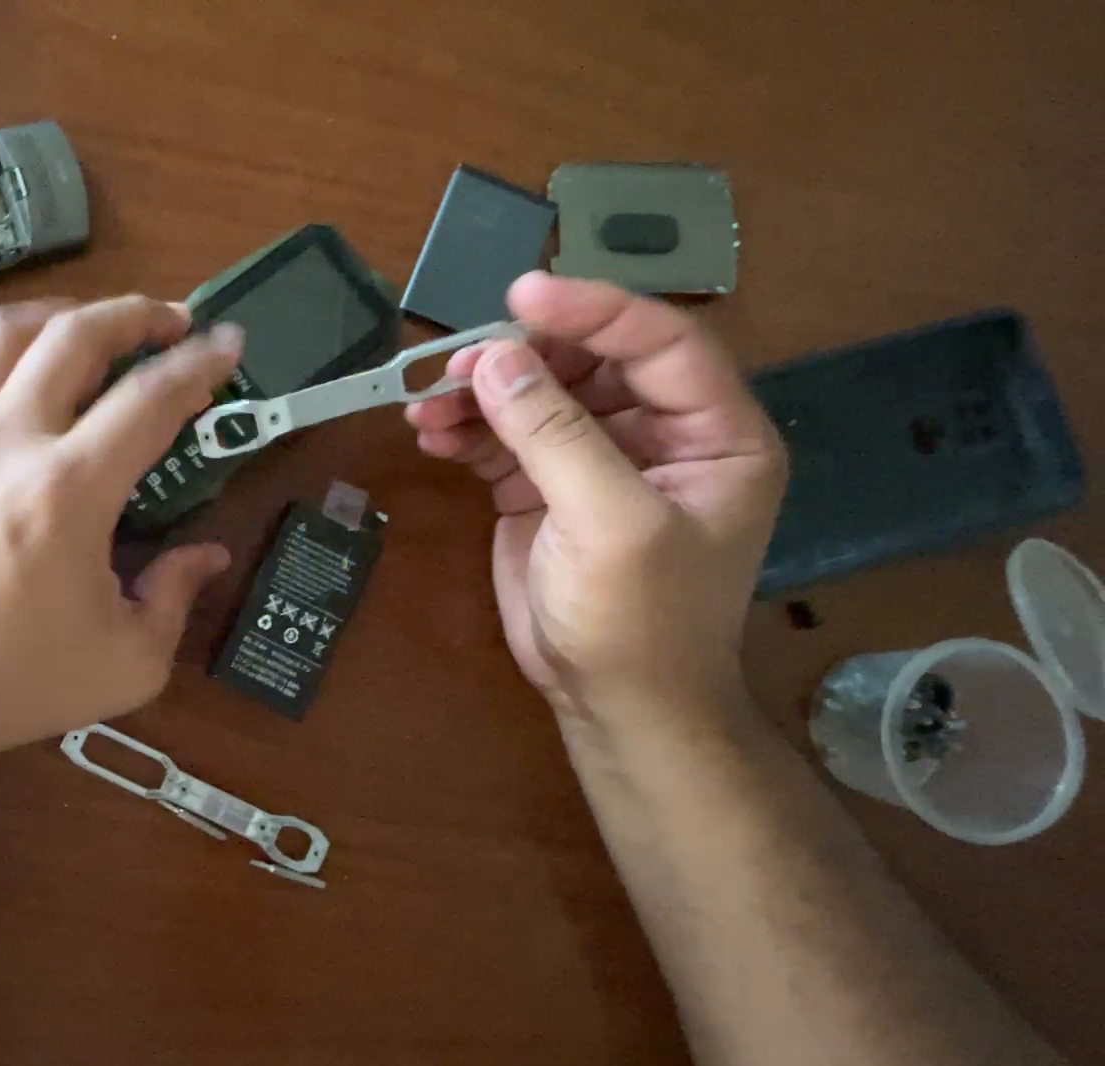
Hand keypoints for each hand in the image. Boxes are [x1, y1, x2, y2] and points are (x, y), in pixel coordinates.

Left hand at [0, 297, 242, 771]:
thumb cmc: (13, 684)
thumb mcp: (127, 661)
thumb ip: (176, 595)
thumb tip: (207, 553)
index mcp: (68, 490)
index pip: (150, 398)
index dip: (200, 364)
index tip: (230, 342)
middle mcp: (8, 440)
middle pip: (76, 335)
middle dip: (137, 313)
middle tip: (174, 320)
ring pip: (8, 330)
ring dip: (65, 314)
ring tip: (98, 327)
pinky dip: (3, 348)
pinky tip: (22, 370)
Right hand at [404, 272, 786, 716]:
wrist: (610, 698)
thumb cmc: (637, 618)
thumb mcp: (609, 522)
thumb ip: (554, 435)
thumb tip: (494, 359)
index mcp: (711, 433)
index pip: (659, 343)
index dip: (593, 310)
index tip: (521, 293)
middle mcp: (654, 434)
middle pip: (584, 364)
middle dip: (519, 359)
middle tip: (456, 363)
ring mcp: (591, 460)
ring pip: (531, 398)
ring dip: (478, 396)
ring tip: (428, 407)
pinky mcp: (540, 487)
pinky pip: (499, 439)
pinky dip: (463, 431)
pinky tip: (430, 434)